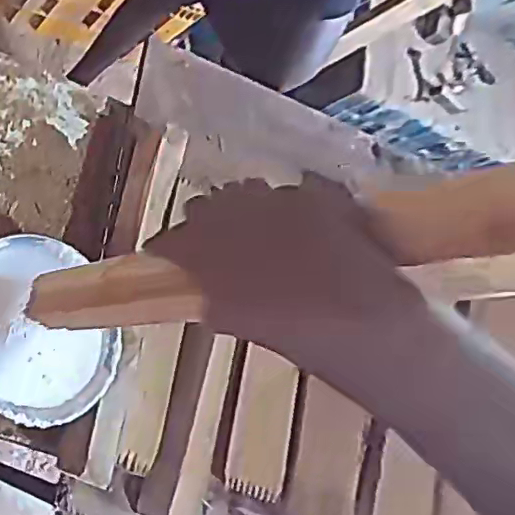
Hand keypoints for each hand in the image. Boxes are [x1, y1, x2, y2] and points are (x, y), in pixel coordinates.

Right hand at [144, 177, 430, 360]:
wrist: (350, 313)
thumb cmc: (276, 324)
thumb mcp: (222, 317)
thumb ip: (205, 292)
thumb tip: (204, 287)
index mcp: (197, 244)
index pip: (166, 239)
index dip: (164, 249)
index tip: (164, 257)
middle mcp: (228, 213)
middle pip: (201, 206)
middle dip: (201, 221)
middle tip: (210, 241)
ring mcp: (275, 199)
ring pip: (245, 190)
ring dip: (242, 205)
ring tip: (253, 225)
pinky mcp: (318, 195)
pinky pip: (298, 189)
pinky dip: (294, 202)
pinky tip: (298, 219)